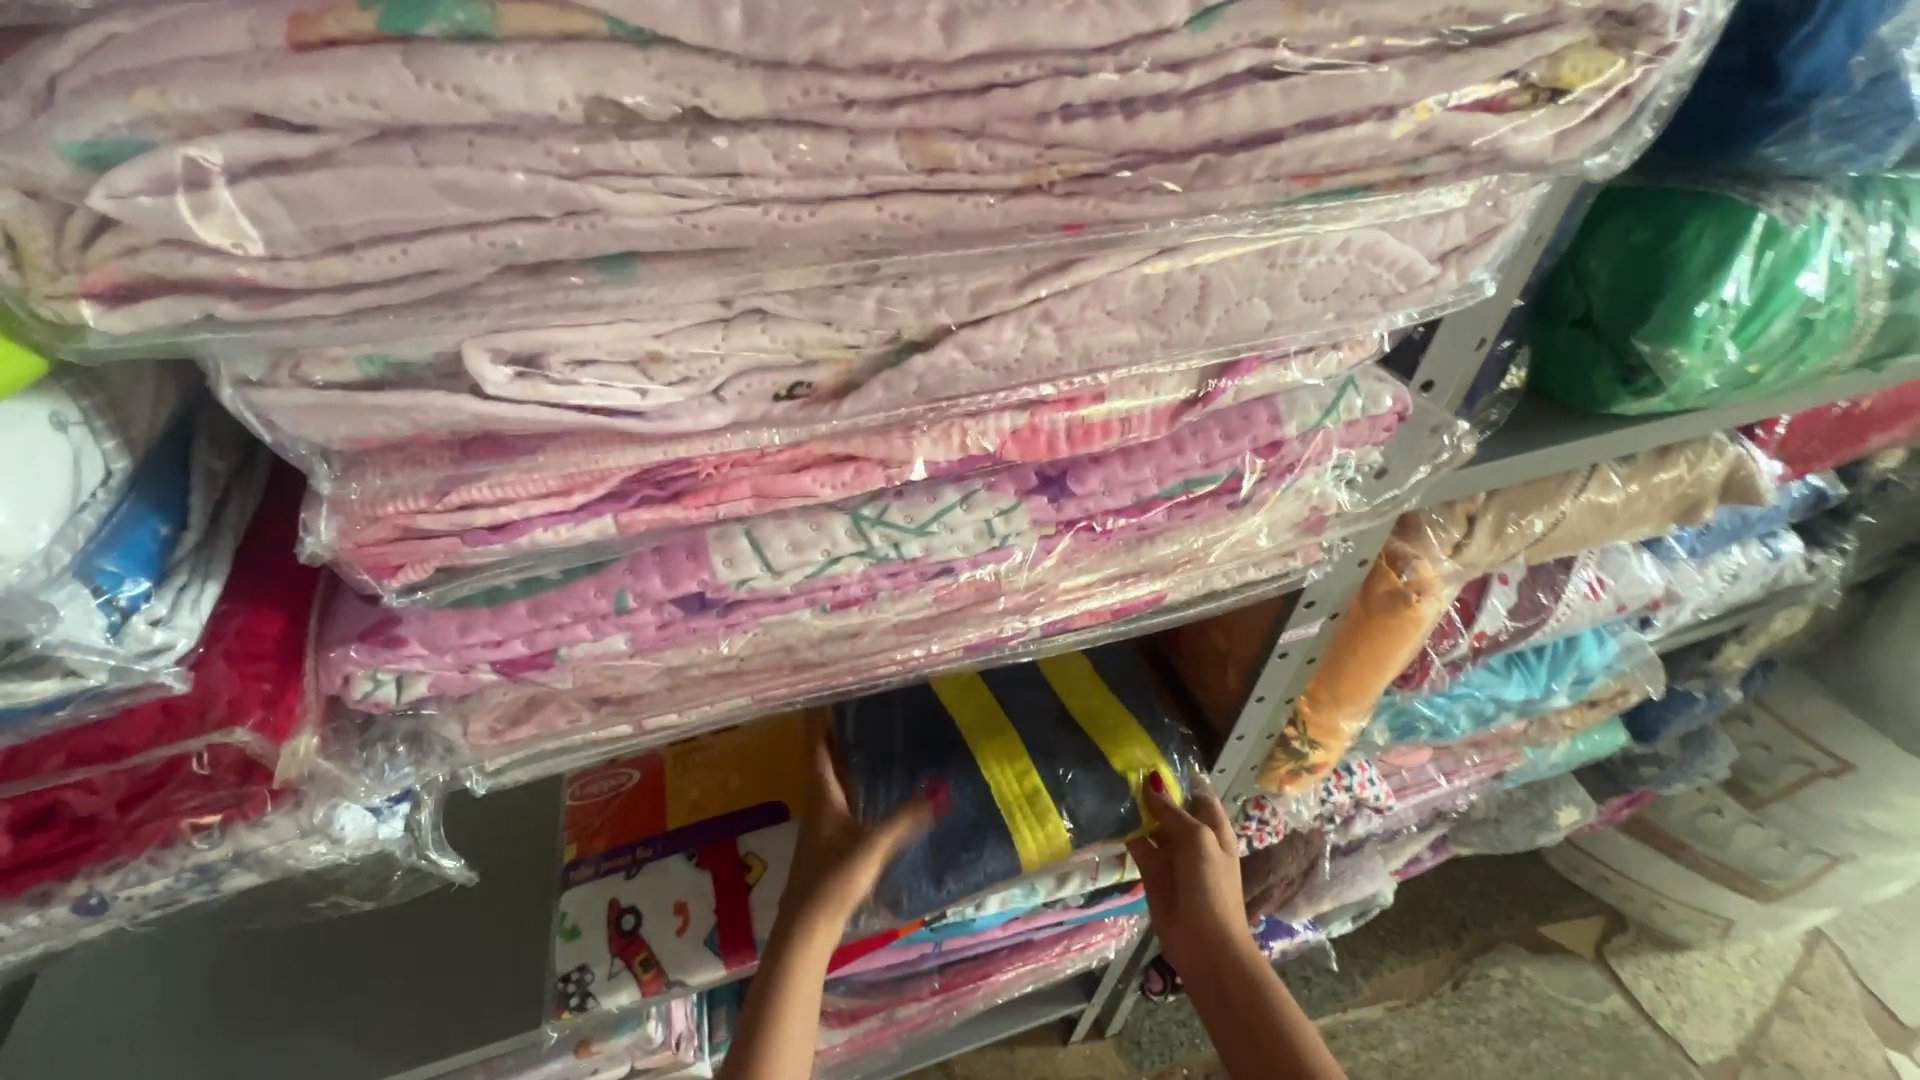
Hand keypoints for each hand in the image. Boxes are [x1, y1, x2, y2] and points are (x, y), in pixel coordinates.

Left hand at [776, 720, 937, 937]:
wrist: (807, 926)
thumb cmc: (833, 878)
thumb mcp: (873, 845)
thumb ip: (907, 818)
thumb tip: (943, 790)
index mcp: (821, 791)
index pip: (816, 742)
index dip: (819, 716)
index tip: (826, 688)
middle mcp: (818, 799)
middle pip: (823, 755)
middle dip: (835, 728)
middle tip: (855, 702)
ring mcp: (822, 821)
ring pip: (831, 775)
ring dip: (842, 753)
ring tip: (864, 731)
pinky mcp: (830, 839)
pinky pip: (840, 795)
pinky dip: (851, 779)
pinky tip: (869, 782)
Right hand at [1126, 771, 1256, 974]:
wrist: (1205, 943)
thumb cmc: (1211, 886)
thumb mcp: (1198, 840)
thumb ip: (1173, 812)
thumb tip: (1152, 784)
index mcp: (1214, 829)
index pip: (1198, 796)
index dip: (1180, 779)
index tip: (1155, 758)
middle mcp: (1193, 839)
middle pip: (1171, 809)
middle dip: (1152, 792)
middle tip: (1123, 767)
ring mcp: (1171, 857)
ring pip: (1152, 826)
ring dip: (1136, 811)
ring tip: (1111, 786)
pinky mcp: (1152, 873)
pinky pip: (1138, 847)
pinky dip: (1126, 833)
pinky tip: (1108, 816)